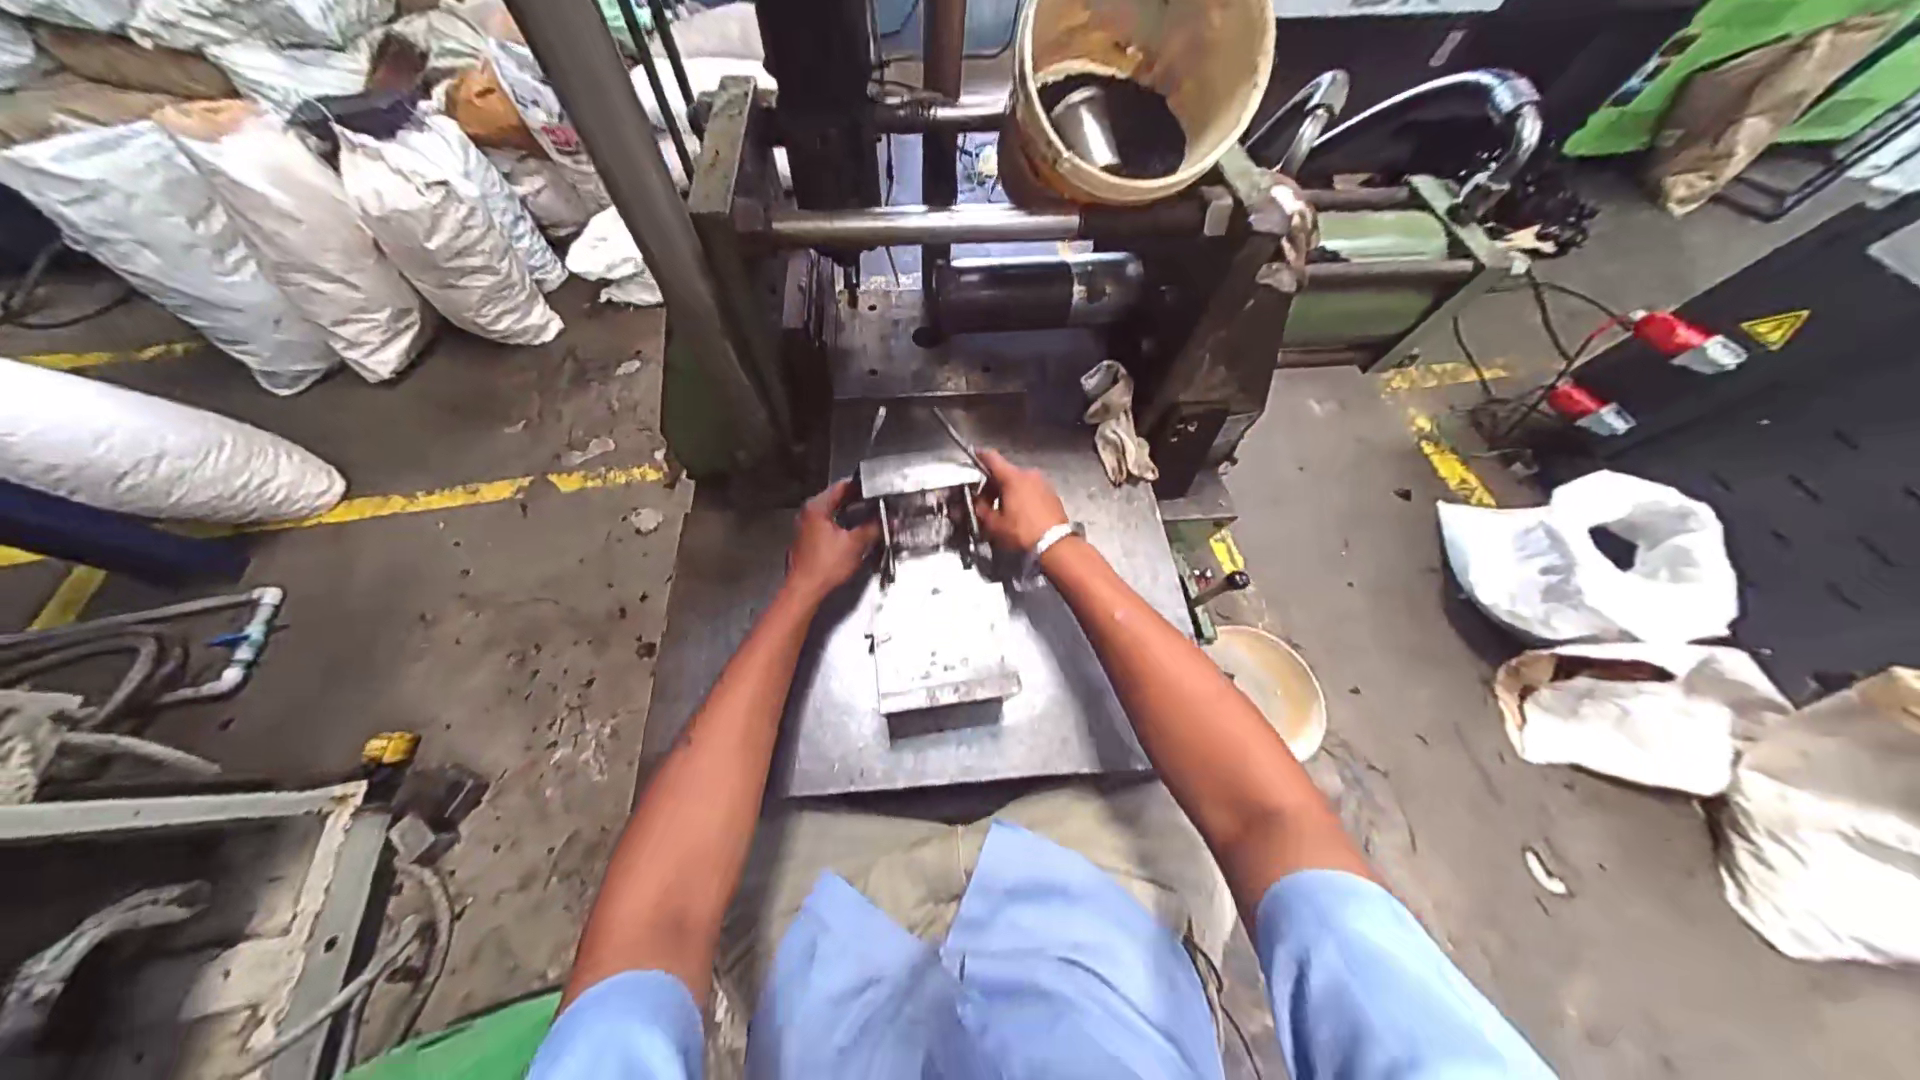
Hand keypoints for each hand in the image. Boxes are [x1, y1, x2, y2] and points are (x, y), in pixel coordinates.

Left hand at [787, 479, 879, 599]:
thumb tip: (890, 521)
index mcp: (816, 507)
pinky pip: (826, 525)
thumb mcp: (855, 544)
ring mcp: (804, 527)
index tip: (876, 488)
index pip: (841, 487)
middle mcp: (807, 513)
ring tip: (869, 515)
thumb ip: (873, 528)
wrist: (804, 590)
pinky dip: (840, 524)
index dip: (860, 486)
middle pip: (835, 499)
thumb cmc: (826, 565)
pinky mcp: (806, 540)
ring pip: (831, 513)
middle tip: (876, 501)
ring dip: (849, 514)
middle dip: (856, 501)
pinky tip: (853, 531)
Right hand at [973, 448, 1068, 551]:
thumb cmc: (1022, 532)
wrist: (1055, 543)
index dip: (980, 455)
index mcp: (1013, 477)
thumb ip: (981, 509)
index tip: (974, 455)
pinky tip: (1020, 511)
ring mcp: (1043, 482)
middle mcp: (1029, 474)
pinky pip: (1031, 488)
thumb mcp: (994, 524)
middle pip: (1006, 472)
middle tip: (986, 501)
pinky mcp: (1052, 492)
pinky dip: (1022, 495)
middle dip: (993, 484)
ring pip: (1019, 480)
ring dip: (1009, 490)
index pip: (992, 458)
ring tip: (1004, 509)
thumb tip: (977, 501)